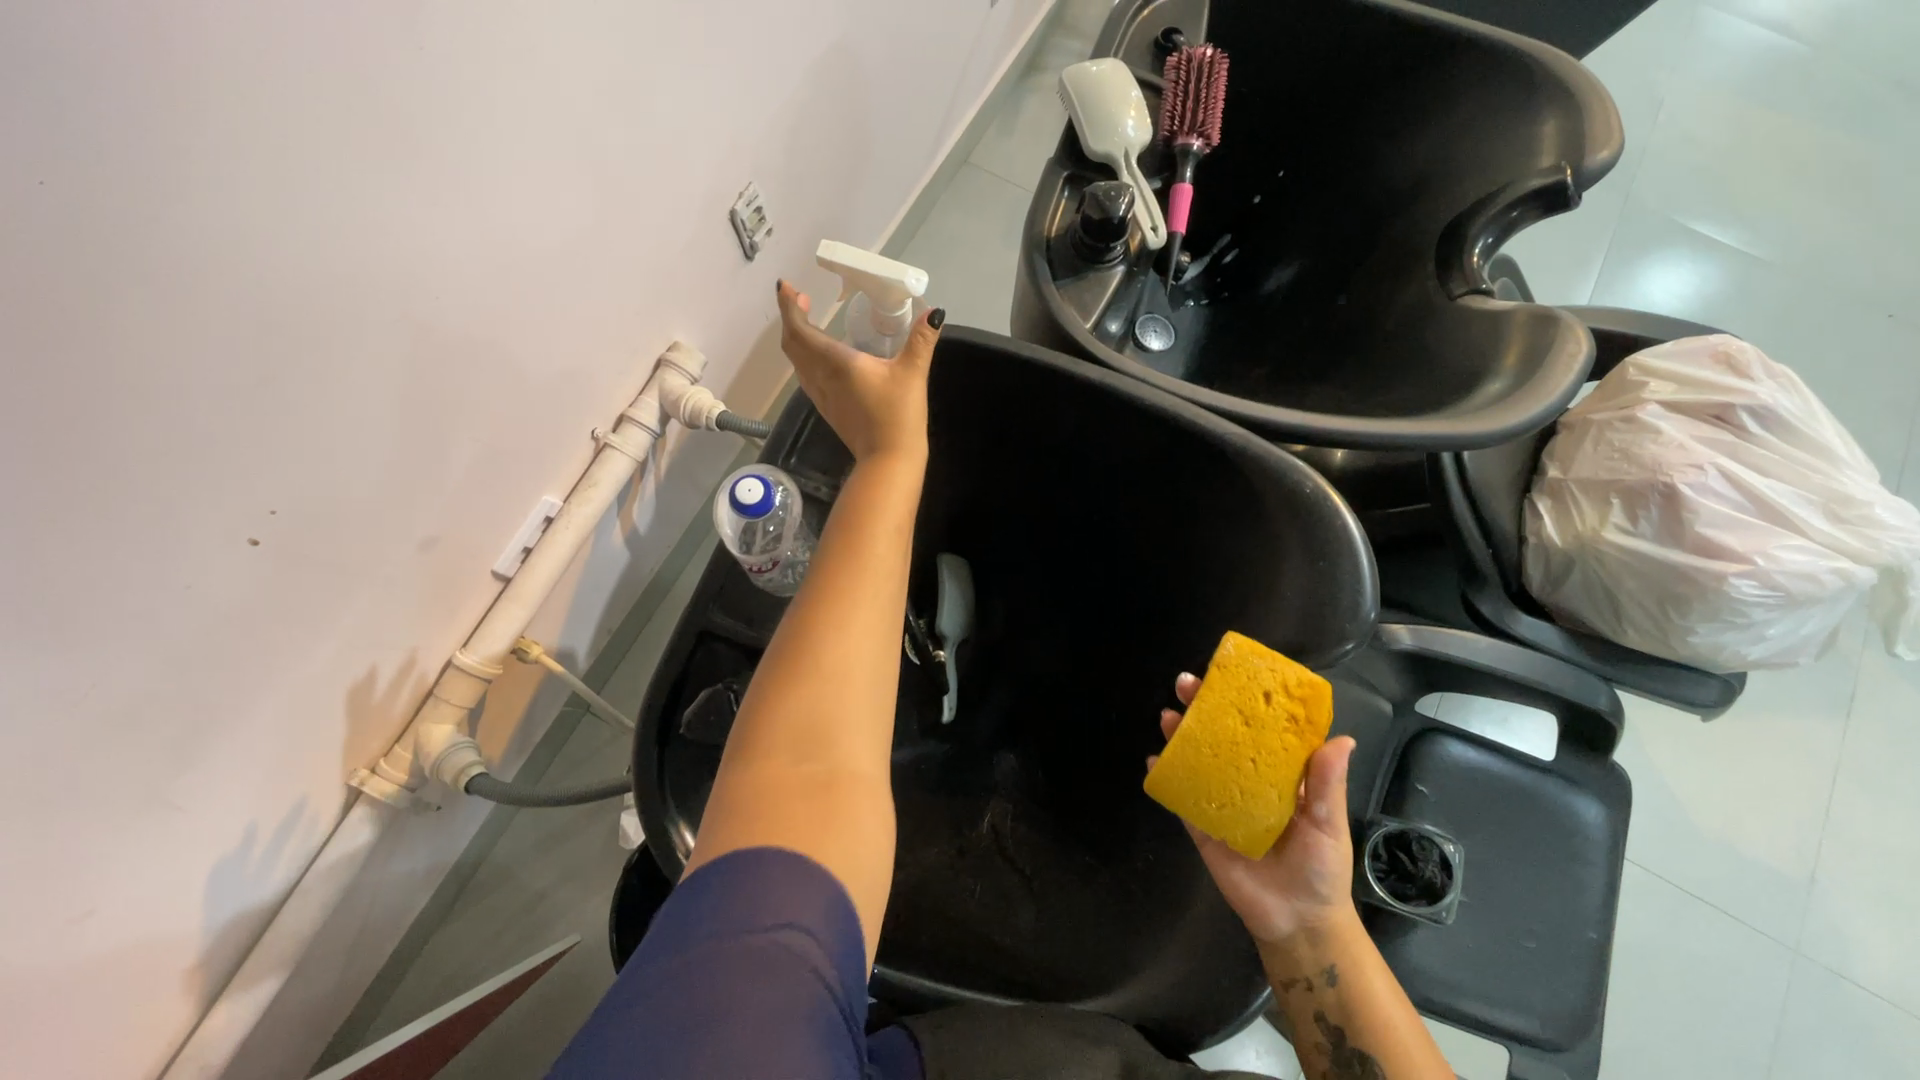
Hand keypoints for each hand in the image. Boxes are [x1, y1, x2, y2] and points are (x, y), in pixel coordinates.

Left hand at [776, 280, 942, 463]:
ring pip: (797, 362)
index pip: (800, 330)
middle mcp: (820, 377)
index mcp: (835, 363)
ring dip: (797, 338)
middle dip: (791, 319)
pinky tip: (822, 356)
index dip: (788, 307)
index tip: (786, 287)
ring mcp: (820, 396)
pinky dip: (805, 357)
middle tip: (800, 299)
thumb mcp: (913, 373)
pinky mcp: (827, 409)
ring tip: (808, 320)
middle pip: (792, 344)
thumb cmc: (898, 416)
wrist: (888, 460)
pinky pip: (806, 376)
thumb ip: (921, 340)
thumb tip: (935, 312)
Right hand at [1154, 672, 1358, 944]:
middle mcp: (1248, 781)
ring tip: (1168, 716)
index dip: (1243, 701)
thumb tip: (1341, 739)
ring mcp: (1222, 803)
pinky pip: (1181, 800)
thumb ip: (1328, 784)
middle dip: (1202, 710)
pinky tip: (1154, 762)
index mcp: (1281, 775)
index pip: (1260, 729)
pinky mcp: (1202, 828)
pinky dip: (1166, 780)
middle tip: (1185, 685)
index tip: (1227, 676)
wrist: (1297, 921)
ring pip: (1197, 761)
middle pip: (1221, 738)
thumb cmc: (1321, 868)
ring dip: (1180, 736)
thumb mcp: (1328, 824)